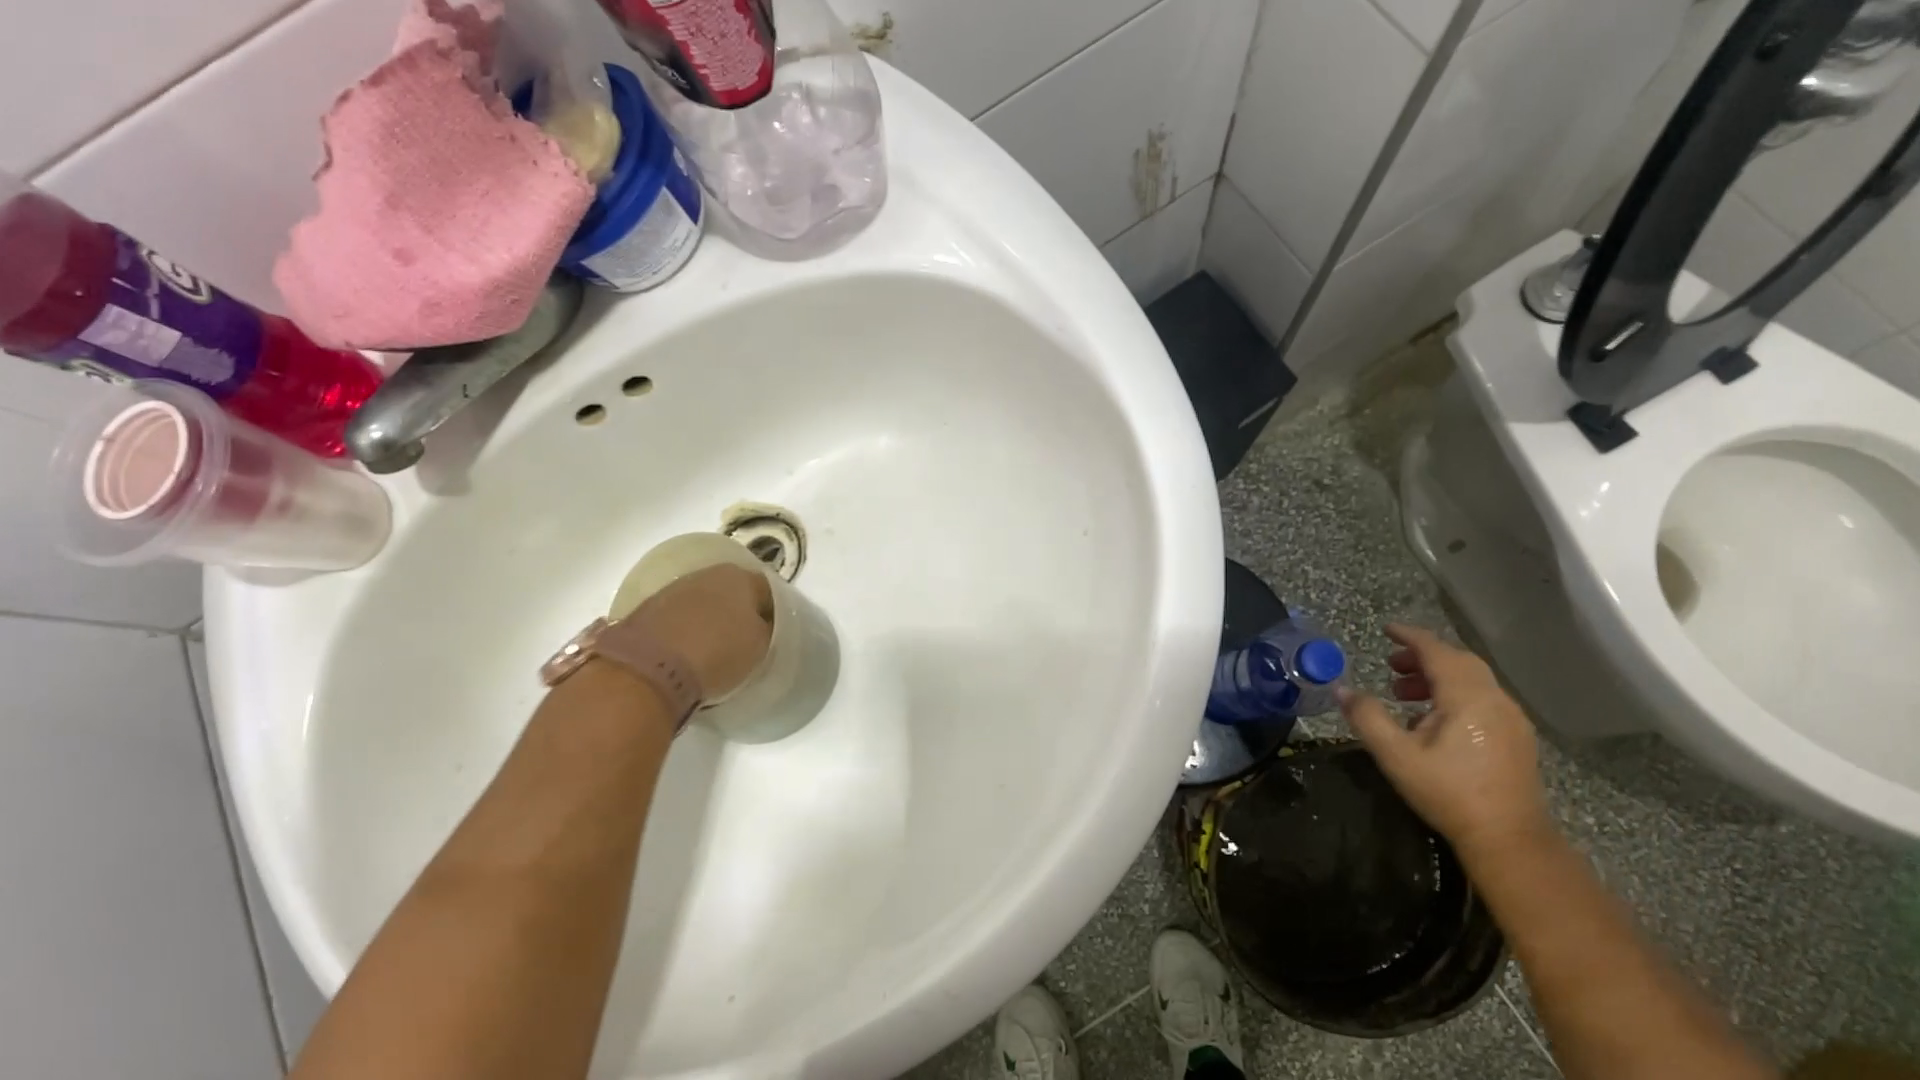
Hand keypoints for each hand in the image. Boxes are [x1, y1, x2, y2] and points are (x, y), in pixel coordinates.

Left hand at [612, 564, 774, 700]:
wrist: (650, 667)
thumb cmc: (718, 651)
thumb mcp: (760, 647)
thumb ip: (766, 630)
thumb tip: (761, 626)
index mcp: (740, 577)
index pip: (768, 592)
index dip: (774, 615)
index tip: (773, 638)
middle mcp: (706, 573)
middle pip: (732, 594)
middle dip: (739, 614)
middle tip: (745, 643)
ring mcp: (673, 589)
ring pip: (703, 603)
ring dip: (710, 621)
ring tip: (713, 651)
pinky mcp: (647, 609)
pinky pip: (678, 618)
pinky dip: (686, 631)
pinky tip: (687, 653)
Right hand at [1341, 623, 1550, 854]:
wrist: (1509, 838)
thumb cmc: (1448, 793)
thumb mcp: (1396, 756)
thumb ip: (1367, 717)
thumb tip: (1341, 689)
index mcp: (1466, 696)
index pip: (1436, 651)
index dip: (1409, 637)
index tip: (1386, 630)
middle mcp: (1494, 698)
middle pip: (1458, 662)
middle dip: (1423, 657)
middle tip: (1391, 665)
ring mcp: (1511, 718)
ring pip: (1473, 681)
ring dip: (1439, 678)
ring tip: (1406, 695)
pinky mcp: (1518, 737)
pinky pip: (1483, 700)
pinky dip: (1455, 696)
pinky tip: (1435, 723)